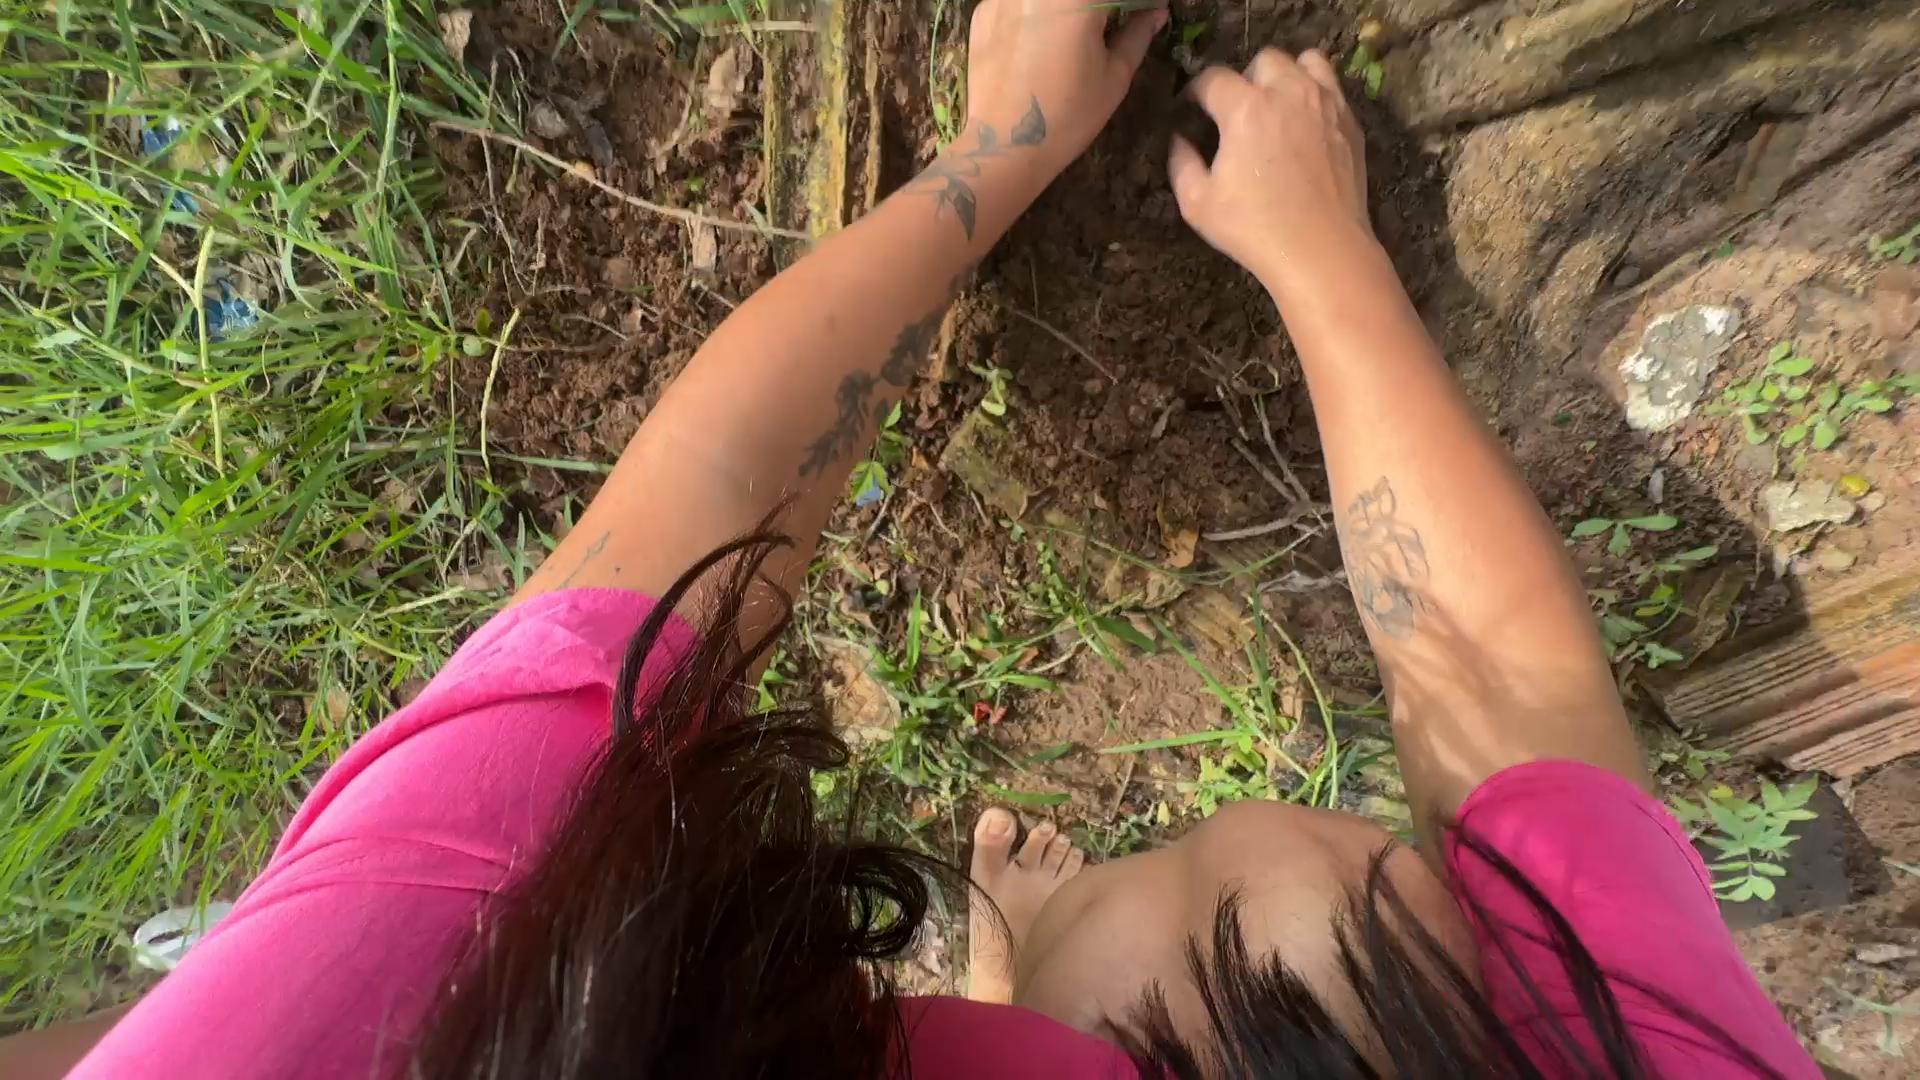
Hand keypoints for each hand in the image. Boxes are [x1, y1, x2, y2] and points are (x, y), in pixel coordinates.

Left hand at [964, 0, 1166, 170]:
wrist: (1003, 150)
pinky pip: (1019, 0)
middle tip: (1108, 26)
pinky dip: (1035, 12)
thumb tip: (1154, 13)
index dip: (1134, 4)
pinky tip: (1038, 42)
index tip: (1141, 14)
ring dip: (1067, 10)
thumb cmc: (1066, 119)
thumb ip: (1137, 35)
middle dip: (1098, 7)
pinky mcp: (984, 10)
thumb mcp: (1113, 79)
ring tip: (1069, 40)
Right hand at [1168, 49, 1373, 298]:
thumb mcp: (1197, 204)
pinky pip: (1330, 87)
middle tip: (1236, 113)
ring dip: (1284, 77)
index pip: (1213, 79)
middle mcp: (1288, 92)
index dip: (1195, 91)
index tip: (1190, 108)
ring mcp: (1325, 102)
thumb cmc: (1251, 228)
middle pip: (1263, 61)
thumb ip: (1181, 164)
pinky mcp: (1349, 120)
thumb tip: (1178, 140)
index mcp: (1245, 109)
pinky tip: (1302, 126)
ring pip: (1304, 62)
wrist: (1317, 246)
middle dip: (1244, 80)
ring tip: (1275, 107)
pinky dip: (1313, 95)